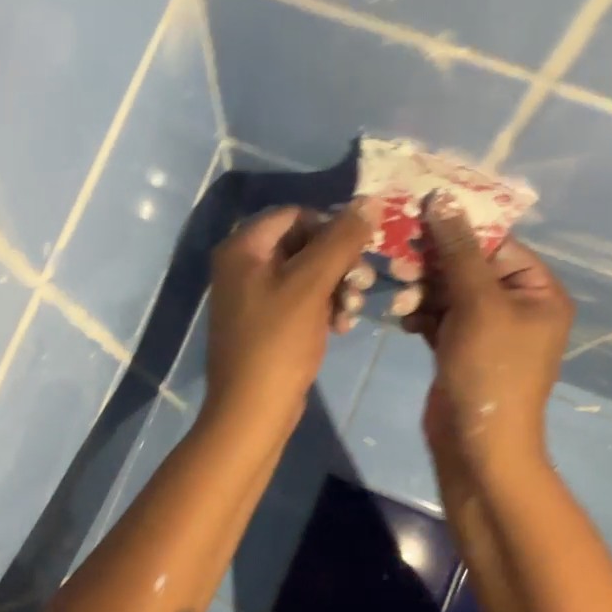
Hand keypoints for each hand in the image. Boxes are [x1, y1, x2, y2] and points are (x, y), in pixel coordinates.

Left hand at [204, 200, 374, 435]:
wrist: (253, 410)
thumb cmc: (278, 342)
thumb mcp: (311, 285)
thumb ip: (340, 240)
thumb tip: (369, 201)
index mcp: (243, 248)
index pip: (296, 214)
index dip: (332, 227)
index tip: (361, 251)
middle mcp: (242, 266)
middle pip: (303, 244)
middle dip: (338, 263)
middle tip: (361, 286)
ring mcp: (252, 297)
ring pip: (306, 275)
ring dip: (336, 288)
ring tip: (350, 313)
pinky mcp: (265, 325)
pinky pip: (300, 302)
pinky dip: (323, 309)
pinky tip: (340, 327)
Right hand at [405, 191, 572, 479]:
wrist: (477, 446)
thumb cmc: (490, 371)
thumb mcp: (478, 304)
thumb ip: (459, 250)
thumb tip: (443, 197)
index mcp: (539, 293)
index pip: (497, 244)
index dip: (458, 230)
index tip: (416, 215)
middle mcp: (517, 307)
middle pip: (470, 265)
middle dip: (434, 263)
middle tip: (399, 259)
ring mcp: (488, 330)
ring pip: (449, 291)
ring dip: (423, 290)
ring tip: (400, 296)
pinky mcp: (461, 349)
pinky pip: (439, 317)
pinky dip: (421, 314)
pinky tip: (404, 319)